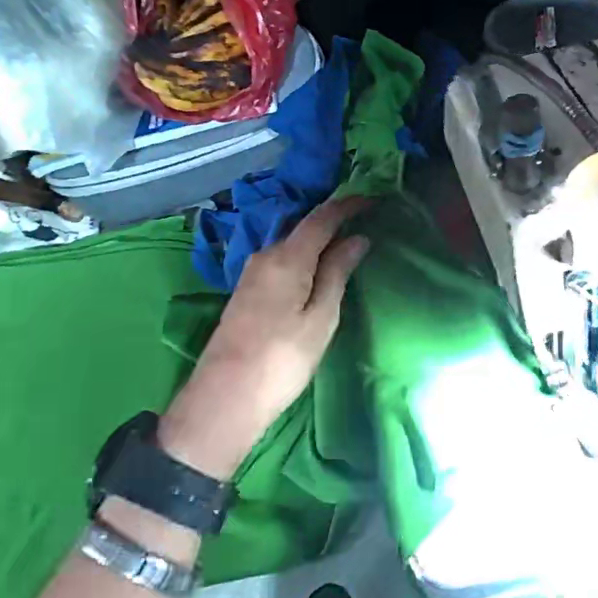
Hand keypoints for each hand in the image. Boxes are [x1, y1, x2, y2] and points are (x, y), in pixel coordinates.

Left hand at [157, 196, 373, 479]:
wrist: (224, 398)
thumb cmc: (282, 359)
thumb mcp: (321, 317)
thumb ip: (338, 273)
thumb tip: (356, 238)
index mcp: (287, 258)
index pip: (321, 217)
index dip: (348, 205)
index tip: (373, 199)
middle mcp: (265, 256)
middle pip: (304, 228)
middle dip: (334, 221)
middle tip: (365, 222)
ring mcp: (252, 273)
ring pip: (292, 245)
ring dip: (319, 241)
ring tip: (347, 245)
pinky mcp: (246, 291)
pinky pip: (283, 261)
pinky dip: (305, 257)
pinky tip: (318, 269)